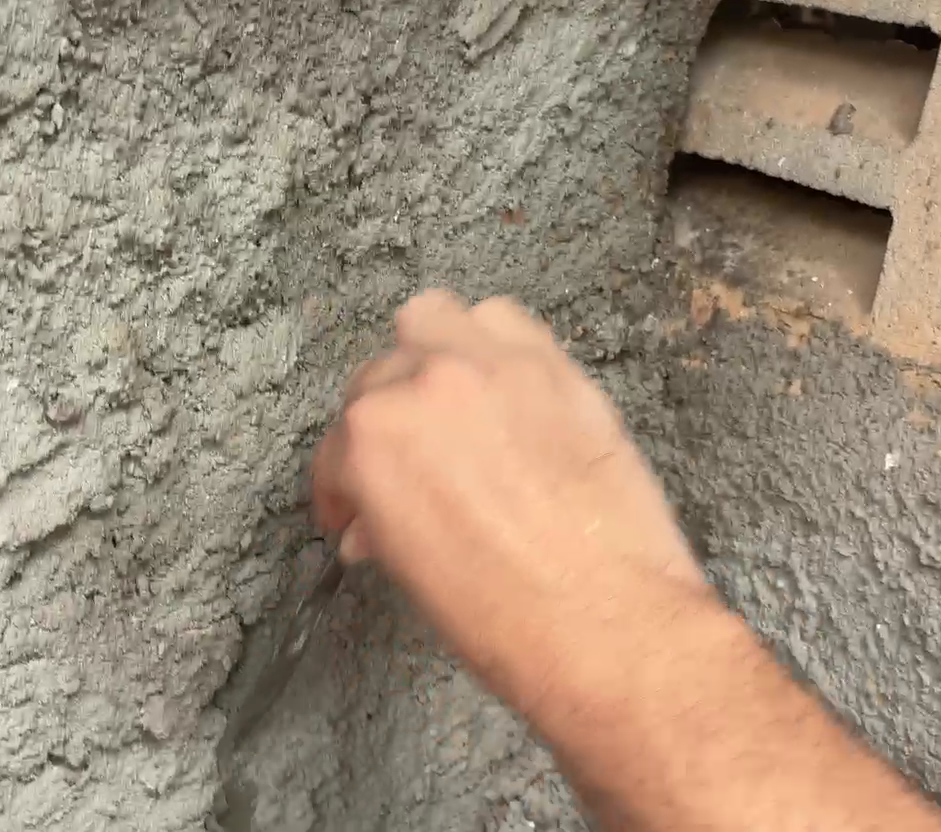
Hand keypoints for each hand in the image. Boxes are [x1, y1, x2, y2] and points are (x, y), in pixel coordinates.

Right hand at [309, 289, 708, 719]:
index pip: (334, 448)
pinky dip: (491, 343)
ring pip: (428, 318)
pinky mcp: (548, 364)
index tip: (350, 504)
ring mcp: (487, 366)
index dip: (337, 485)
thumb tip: (371, 520)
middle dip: (382, 423)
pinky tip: (499, 384)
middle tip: (407, 460)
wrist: (607, 623)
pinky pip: (501, 320)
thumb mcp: (411, 568)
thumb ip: (381, 520)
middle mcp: (420, 386)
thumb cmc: (504, 615)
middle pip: (375, 378)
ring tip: (445, 397)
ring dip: (426, 354)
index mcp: (371, 440)